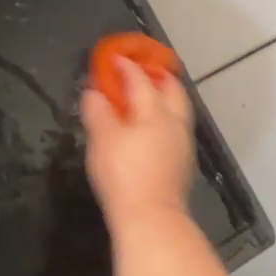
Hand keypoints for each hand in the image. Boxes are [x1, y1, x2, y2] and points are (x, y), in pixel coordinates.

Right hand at [80, 55, 194, 223]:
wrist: (151, 218)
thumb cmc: (123, 174)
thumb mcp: (102, 139)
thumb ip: (98, 111)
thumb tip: (94, 92)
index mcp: (155, 111)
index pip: (140, 80)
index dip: (125, 66)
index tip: (113, 57)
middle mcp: (174, 122)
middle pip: (172, 89)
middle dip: (157, 75)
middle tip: (142, 69)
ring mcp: (182, 144)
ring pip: (177, 109)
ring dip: (163, 97)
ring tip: (145, 96)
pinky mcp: (181, 163)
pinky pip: (174, 128)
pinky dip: (163, 117)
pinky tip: (150, 127)